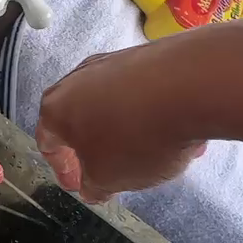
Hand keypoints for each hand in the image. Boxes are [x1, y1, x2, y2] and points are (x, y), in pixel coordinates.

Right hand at [34, 39, 210, 202]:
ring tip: (154, 155)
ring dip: (128, 132)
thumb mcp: (109, 178)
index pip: (49, 144)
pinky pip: (144, 92)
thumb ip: (95, 186)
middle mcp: (79, 80)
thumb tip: (93, 187)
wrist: (193, 85)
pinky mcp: (148, 56)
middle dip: (96, 149)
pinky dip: (153, 114)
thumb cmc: (138, 134)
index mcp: (55, 109)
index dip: (64, 170)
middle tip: (110, 169)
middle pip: (80, 120)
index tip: (81, 184)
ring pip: (114, 106)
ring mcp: (114, 63)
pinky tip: (176, 133)